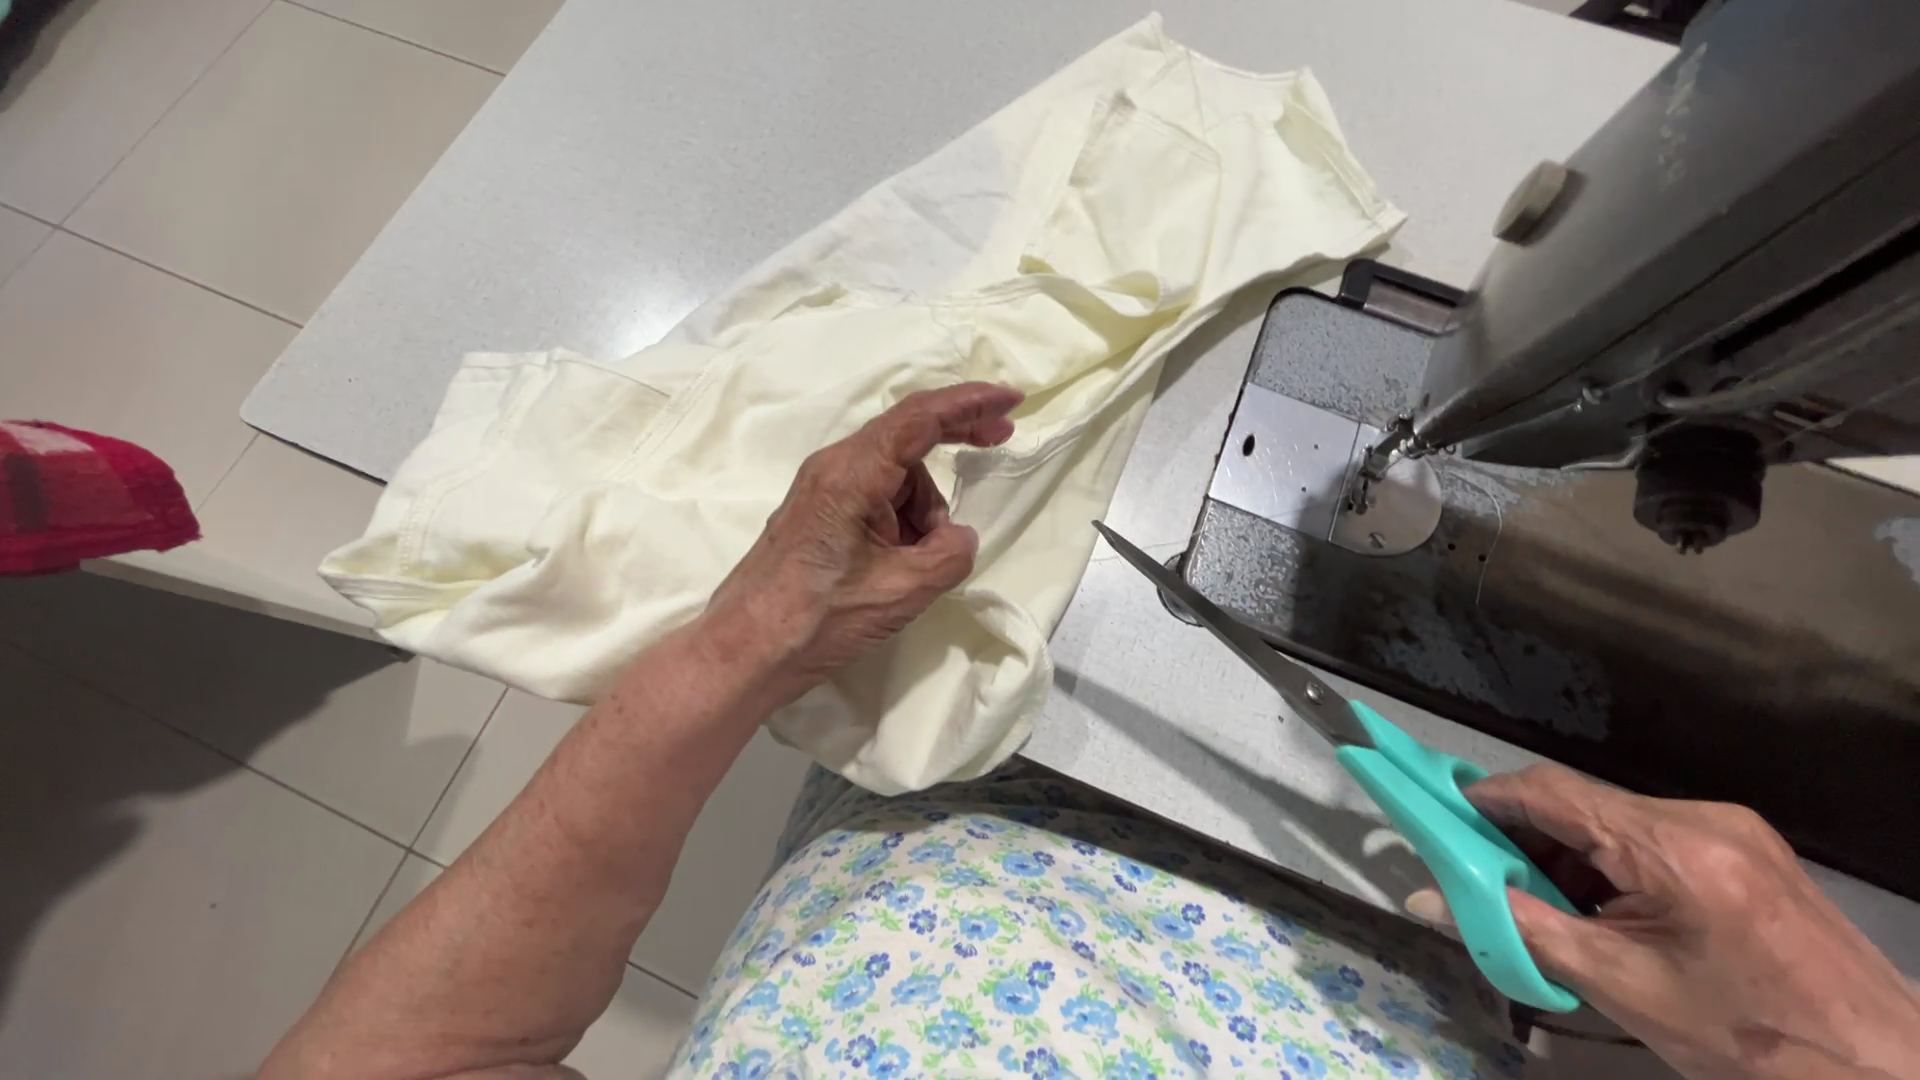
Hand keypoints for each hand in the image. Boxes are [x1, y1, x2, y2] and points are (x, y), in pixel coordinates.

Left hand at [702, 382, 1022, 696]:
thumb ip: (950, 554)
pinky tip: (902, 563)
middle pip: (908, 436)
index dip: (970, 403)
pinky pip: (878, 499)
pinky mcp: (821, 513)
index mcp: (852, 473)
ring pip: (897, 478)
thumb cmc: (819, 618)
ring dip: (925, 509)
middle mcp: (835, 467)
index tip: (1011, 400)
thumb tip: (957, 535)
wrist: (747, 651)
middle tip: (1001, 437)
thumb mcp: (902, 590)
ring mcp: (824, 489)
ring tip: (921, 562)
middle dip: (956, 435)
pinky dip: (903, 521)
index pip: (920, 419)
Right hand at [1406, 764, 1919, 1079]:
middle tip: (1484, 874)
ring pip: (1609, 818)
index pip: (1550, 791)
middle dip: (1521, 832)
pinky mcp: (1745, 849)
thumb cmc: (1750, 1041)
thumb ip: (1515, 926)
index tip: (1438, 818)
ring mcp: (1730, 829)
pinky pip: (1646, 836)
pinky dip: (1605, 862)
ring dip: (1562, 850)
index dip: (1484, 797)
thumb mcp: (1618, 983)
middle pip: (1578, 802)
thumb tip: (1425, 897)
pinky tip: (1598, 905)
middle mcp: (1702, 818)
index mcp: (1674, 848)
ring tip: (1541, 900)